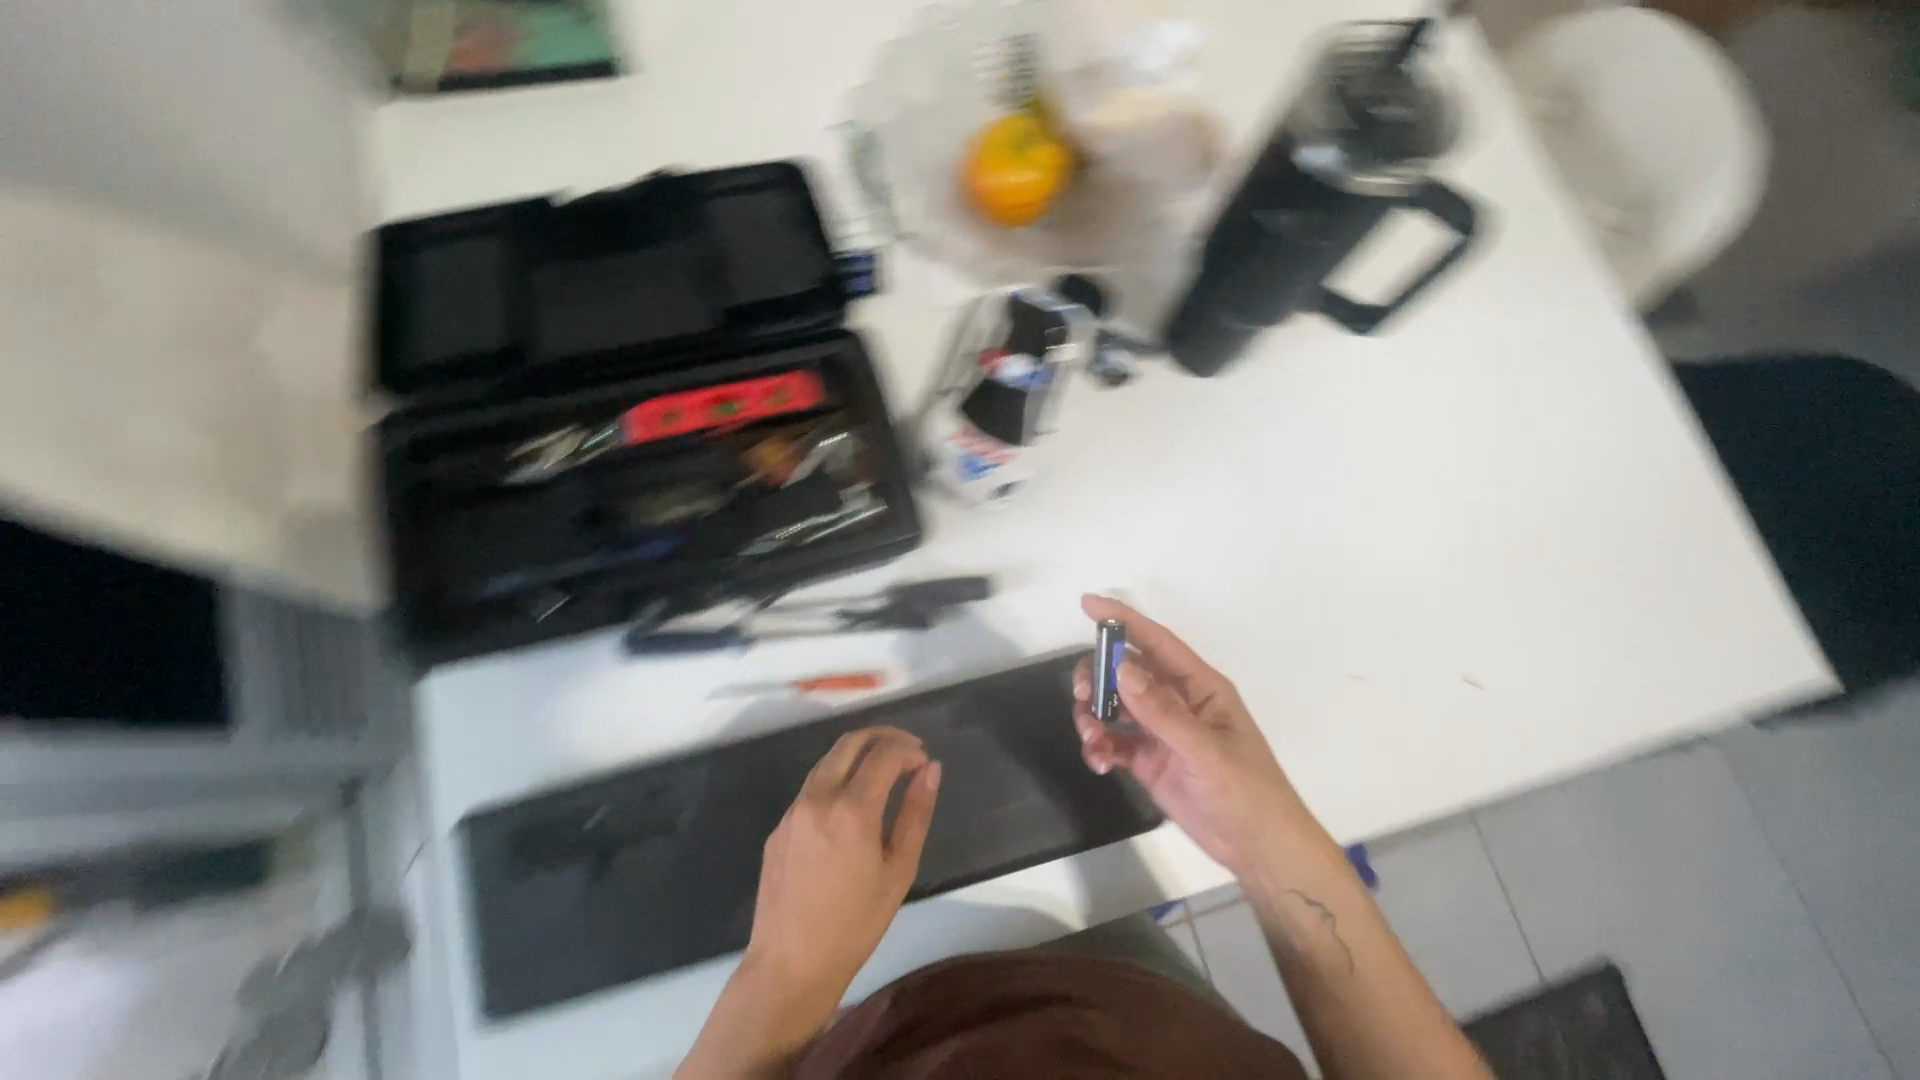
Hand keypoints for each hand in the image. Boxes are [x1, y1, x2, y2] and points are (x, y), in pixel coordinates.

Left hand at [744, 726, 940, 1000]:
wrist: (790, 964)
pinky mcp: (779, 828)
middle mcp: (818, 798)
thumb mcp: (899, 870)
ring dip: (858, 754)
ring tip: (885, 771)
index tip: (925, 761)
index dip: (909, 749)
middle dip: (883, 736)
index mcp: (852, 809)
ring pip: (827, 761)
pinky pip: (811, 788)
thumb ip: (916, 813)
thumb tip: (931, 770)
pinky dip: (837, 779)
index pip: (884, 754)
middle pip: (850, 742)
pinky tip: (853, 805)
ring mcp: (792, 811)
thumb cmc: (855, 924)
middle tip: (909, 750)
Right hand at [1073, 595, 1319, 876]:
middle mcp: (1177, 702)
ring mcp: (1160, 731)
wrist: (1259, 848)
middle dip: (1098, 677)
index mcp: (1200, 687)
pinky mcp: (1148, 759)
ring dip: (1093, 717)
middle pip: (1126, 672)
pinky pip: (1113, 740)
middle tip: (1083, 697)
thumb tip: (1121, 668)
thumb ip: (1161, 711)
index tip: (1087, 605)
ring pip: (1113, 705)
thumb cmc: (1246, 791)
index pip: (1156, 642)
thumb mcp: (1205, 750)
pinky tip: (1099, 763)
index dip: (1123, 621)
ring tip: (1091, 742)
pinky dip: (1099, 746)